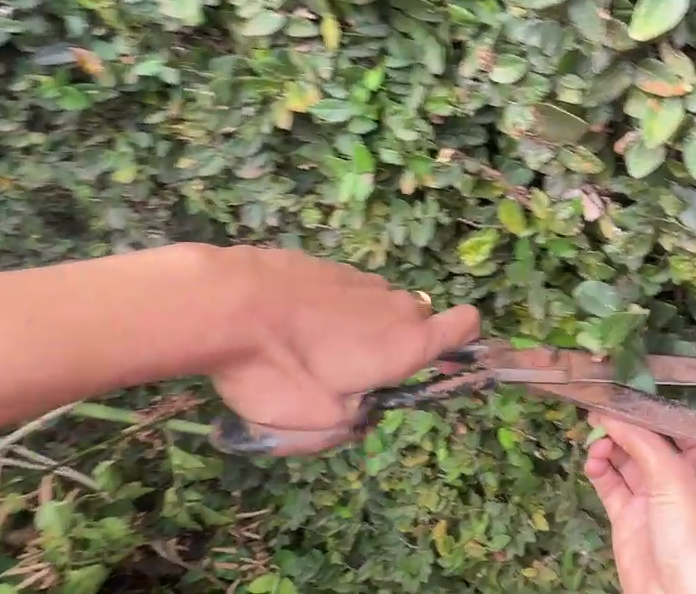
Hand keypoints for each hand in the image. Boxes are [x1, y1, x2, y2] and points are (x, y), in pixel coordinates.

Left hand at [204, 247, 480, 453]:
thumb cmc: (280, 371)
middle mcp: (399, 306)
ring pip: (380, 307)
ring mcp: (366, 282)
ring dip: (360, 327)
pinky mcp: (331, 267)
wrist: (228, 304)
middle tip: (348, 375)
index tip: (435, 363)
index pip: (468, 325)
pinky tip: (284, 326)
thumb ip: (348, 427)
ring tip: (305, 351)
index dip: (460, 343)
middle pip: (418, 321)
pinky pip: (347, 293)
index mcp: (407, 344)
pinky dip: (329, 309)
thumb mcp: (310, 426)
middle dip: (395, 346)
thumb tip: (361, 414)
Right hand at [583, 412, 695, 593]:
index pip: (675, 421)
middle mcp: (679, 471)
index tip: (622, 388)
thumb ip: (644, 443)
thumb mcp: (674, 479)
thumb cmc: (695, 535)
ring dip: (610, 444)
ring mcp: (653, 494)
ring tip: (594, 438)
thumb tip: (614, 413)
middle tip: (598, 410)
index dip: (649, 406)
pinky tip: (593, 461)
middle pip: (647, 437)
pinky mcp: (630, 517)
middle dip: (624, 423)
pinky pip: (611, 484)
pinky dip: (600, 469)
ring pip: (627, 458)